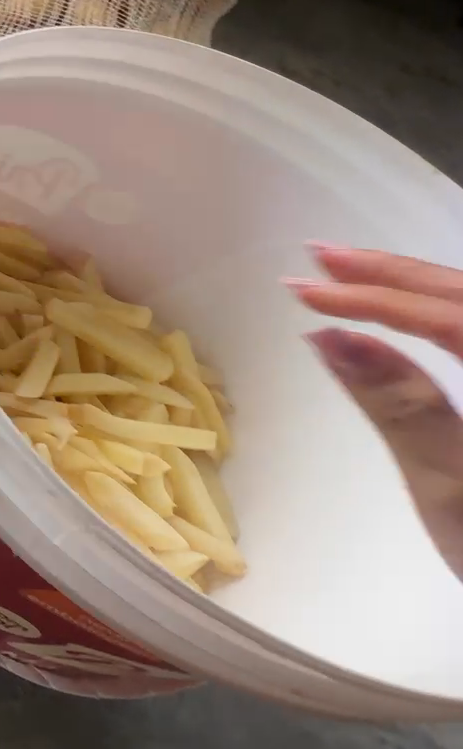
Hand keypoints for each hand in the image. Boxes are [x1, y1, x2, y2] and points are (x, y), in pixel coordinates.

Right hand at [288, 244, 462, 581]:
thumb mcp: (452, 490)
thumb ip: (402, 406)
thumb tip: (330, 334)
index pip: (462, 321)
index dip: (380, 299)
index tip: (302, 290)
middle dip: (402, 278)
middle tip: (320, 258)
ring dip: (430, 289)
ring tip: (359, 274)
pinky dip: (454, 318)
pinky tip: (419, 314)